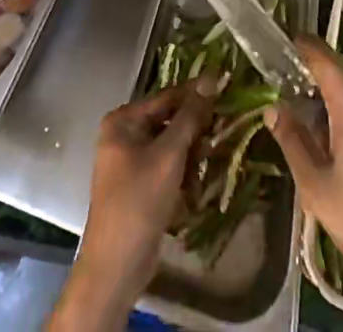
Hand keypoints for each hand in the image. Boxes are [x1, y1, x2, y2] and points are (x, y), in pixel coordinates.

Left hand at [47, 75, 217, 331]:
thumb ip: (190, 116)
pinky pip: (167, 167)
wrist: (117, 263)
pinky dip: (182, 176)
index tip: (226, 89)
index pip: (167, 97)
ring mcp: (130, 161)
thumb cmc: (139, 201)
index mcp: (123, 121)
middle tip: (217, 141)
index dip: (196, 95)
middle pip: (170, 122)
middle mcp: (124, 135)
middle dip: (194, 135)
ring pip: (172, 146)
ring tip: (199, 177)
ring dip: (190, 159)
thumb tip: (210, 78)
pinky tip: (191, 194)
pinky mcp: (139, 184)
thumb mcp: (169, 155)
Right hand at [266, 37, 342, 331]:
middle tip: (297, 130)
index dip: (302, 47)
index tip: (283, 46)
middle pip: (342, 84)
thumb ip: (293, 142)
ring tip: (328, 161)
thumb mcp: (318, 190)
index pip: (324, 58)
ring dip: (341, 118)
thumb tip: (274, 108)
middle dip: (317, 98)